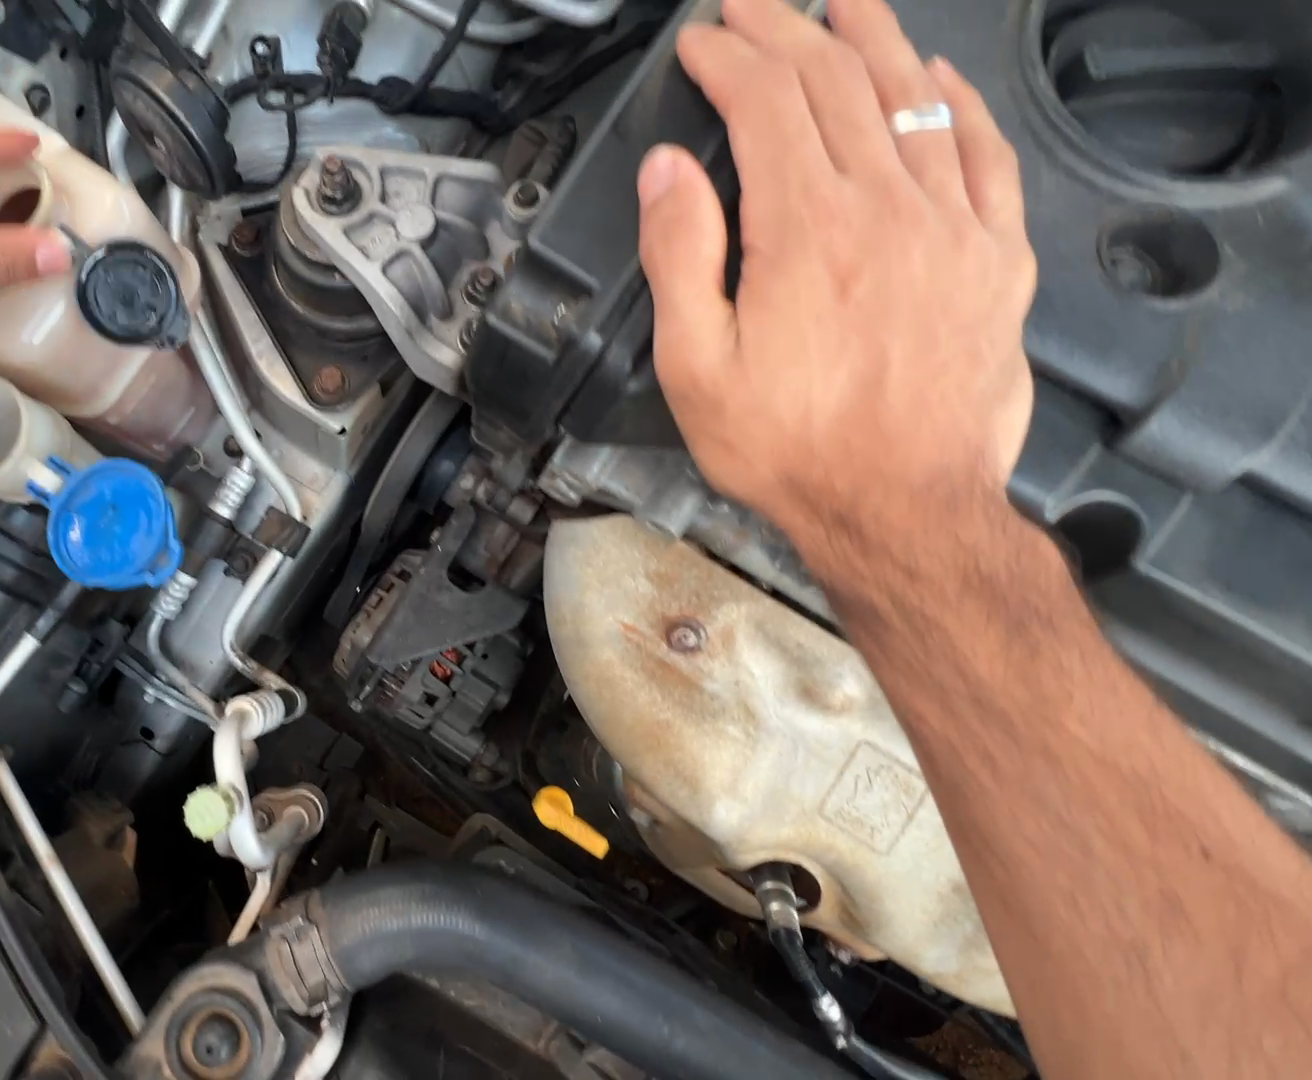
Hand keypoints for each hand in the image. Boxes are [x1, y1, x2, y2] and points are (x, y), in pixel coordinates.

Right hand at [636, 0, 1034, 555]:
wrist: (897, 506)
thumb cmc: (787, 447)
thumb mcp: (695, 366)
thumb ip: (681, 258)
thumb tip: (670, 171)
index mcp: (805, 232)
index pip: (767, 106)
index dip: (728, 61)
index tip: (699, 44)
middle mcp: (886, 209)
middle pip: (837, 85)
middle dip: (786, 33)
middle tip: (752, 8)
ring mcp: (951, 226)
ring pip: (911, 98)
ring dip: (869, 41)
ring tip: (839, 5)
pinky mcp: (993, 257)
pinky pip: (982, 150)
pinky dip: (954, 100)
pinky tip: (935, 76)